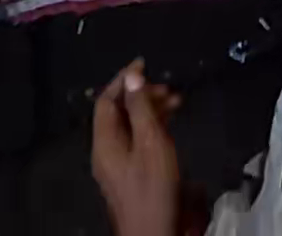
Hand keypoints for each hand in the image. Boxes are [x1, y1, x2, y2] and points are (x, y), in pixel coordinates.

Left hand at [92, 58, 181, 235]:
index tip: (145, 62)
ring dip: (150, 107)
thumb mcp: (150, 139)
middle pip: (117, 111)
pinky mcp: (131, 170)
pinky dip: (153, 122)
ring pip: (130, 123)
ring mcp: (118, 162)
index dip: (123, 79)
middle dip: (141, 93)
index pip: (105, 102)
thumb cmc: (153, 185)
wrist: (154, 232)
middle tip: (168, 87)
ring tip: (177, 100)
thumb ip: (141, 106)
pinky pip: (137, 136)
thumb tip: (133, 75)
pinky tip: (172, 119)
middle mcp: (106, 150)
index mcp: (105, 142)